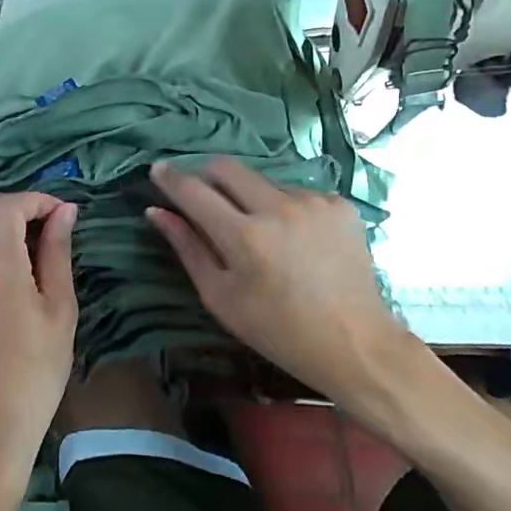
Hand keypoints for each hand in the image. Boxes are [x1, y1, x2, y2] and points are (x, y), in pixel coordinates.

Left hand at [0, 192, 78, 486]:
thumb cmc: (34, 371)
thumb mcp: (59, 309)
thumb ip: (58, 253)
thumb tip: (65, 211)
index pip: (10, 204)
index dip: (40, 198)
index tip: (67, 213)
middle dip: (20, 205)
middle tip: (53, 225)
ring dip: (4, 225)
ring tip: (40, 249)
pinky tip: (16, 272)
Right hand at [146, 159, 408, 402]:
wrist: (354, 342)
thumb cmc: (278, 330)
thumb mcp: (222, 298)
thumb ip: (188, 248)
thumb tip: (157, 211)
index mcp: (244, 236)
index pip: (195, 191)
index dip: (171, 178)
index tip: (158, 169)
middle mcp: (279, 207)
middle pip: (228, 168)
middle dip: (209, 175)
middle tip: (206, 196)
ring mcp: (314, 201)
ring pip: (265, 182)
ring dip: (253, 199)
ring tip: (265, 236)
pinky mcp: (340, 204)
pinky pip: (299, 195)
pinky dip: (289, 210)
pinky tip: (299, 241)